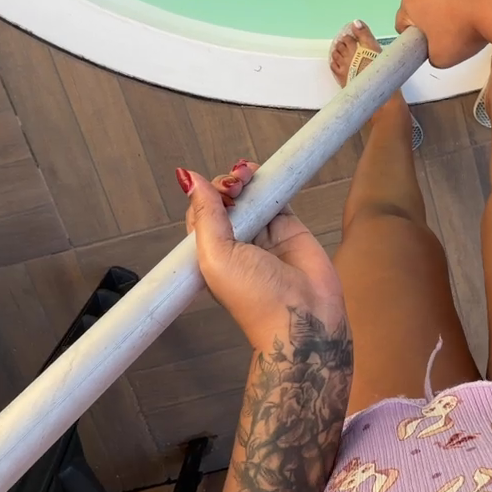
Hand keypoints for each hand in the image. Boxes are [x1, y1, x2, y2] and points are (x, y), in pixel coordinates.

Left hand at [182, 162, 345, 351]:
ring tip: (247, 174)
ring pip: (251, 196)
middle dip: (227, 185)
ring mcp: (264, 233)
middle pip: (226, 201)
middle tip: (236, 183)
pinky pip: (278, 197)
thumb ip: (206, 216)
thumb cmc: (255, 297)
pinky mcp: (289, 227)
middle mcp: (236, 242)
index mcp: (212, 253)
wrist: (303, 316)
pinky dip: (272, 183)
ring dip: (246, 180)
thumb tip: (189, 178)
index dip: (205, 195)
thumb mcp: (217, 257)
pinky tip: (265, 175)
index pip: (201, 214)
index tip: (217, 190)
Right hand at [395, 0, 491, 66]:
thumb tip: (438, 49)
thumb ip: (431, 56)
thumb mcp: (440, 59)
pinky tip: (480, 10)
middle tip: (451, 38)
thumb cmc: (463, 32)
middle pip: (423, 8)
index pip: (402, 24)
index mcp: (411, 1)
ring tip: (470, 24)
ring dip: (450, 10)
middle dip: (433, 23)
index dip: (414, 40)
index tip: (430, 48)